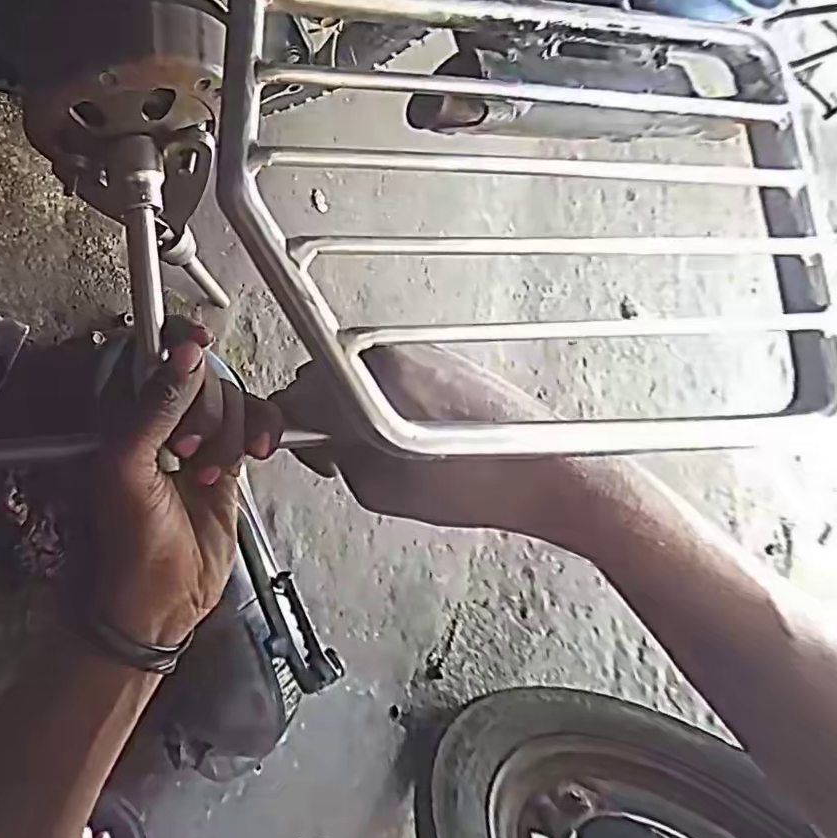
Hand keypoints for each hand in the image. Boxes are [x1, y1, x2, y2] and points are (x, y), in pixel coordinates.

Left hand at [88, 320, 282, 646]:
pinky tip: (250, 456)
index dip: (176, 340)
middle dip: (203, 410)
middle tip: (184, 450)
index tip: (198, 341)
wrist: (163, 598)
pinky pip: (256, 422)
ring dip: (226, 435)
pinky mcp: (229, 456)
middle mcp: (163, 417)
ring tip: (204, 474)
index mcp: (126, 411)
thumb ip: (155, 406)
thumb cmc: (128, 538)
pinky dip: (260, 432)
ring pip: (233, 397)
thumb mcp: (128, 465)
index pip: (153, 353)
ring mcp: (199, 436)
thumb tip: (183, 357)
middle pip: (201, 373)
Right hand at [270, 345, 644, 555]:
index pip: (290, 397)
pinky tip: (405, 429)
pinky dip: (378, 395)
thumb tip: (318, 444)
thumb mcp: (378, 488)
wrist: (551, 472)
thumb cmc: (477, 484)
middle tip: (339, 449)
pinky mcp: (432, 353)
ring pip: (347, 372)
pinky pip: (381, 370)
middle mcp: (379, 354)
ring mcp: (408, 349)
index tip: (299, 445)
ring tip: (379, 441)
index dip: (286, 429)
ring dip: (349, 402)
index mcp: (359, 383)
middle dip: (318, 413)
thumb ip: (331, 459)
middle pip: (315, 377)